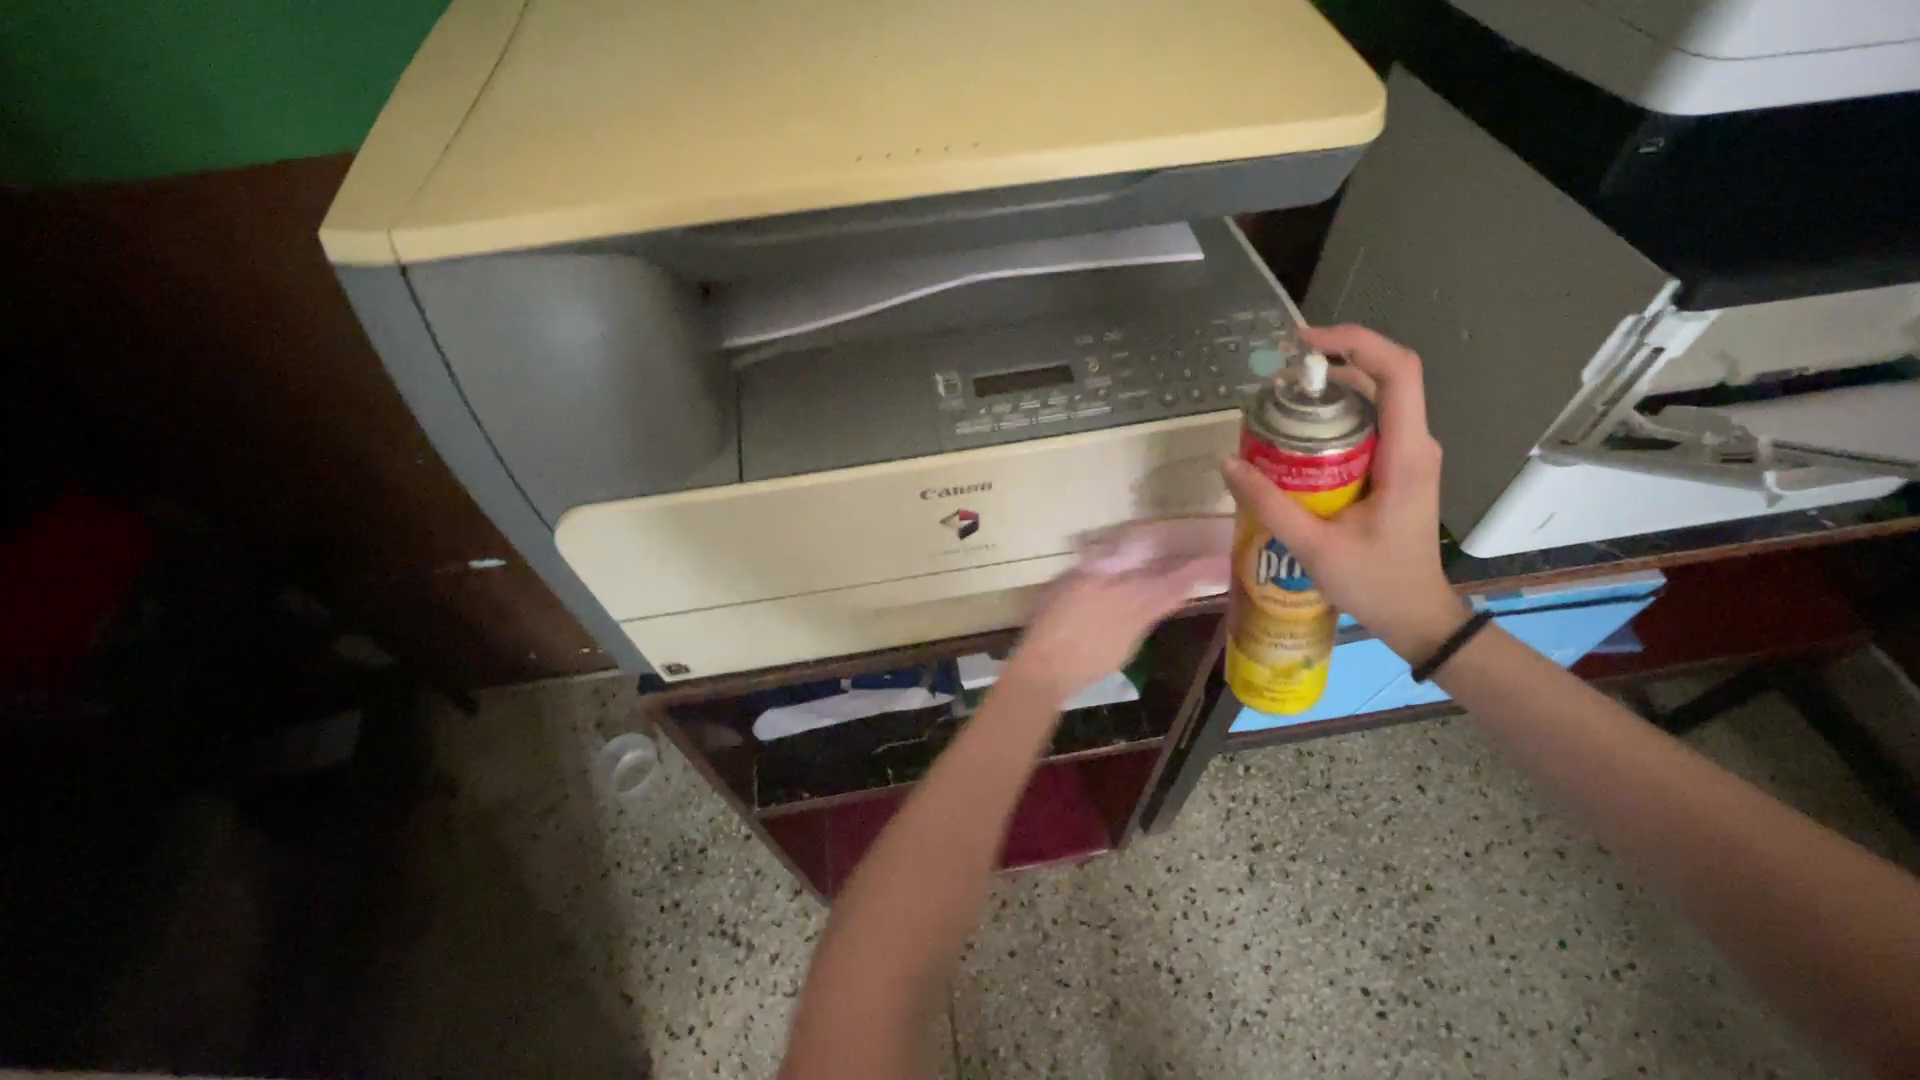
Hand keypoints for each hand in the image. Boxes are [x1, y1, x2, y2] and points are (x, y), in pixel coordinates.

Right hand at [1005, 551, 1219, 703]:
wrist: (1044, 673)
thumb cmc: (1058, 620)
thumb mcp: (1077, 581)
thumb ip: (1105, 564)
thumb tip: (1133, 547)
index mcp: (1136, 599)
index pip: (1180, 582)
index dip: (1205, 570)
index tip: (1227, 560)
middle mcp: (1140, 621)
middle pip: (1169, 597)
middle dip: (1181, 580)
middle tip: (1193, 564)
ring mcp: (1128, 643)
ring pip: (1148, 612)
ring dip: (1150, 595)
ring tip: (1140, 580)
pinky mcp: (1114, 657)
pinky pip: (1129, 628)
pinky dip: (1127, 614)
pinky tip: (1104, 613)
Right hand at [1220, 324, 1464, 659]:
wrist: (1416, 614)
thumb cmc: (1375, 583)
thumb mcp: (1314, 547)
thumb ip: (1269, 503)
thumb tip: (1227, 462)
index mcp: (1406, 455)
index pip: (1398, 373)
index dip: (1356, 342)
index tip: (1305, 343)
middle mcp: (1416, 444)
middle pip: (1384, 378)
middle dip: (1333, 365)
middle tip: (1279, 380)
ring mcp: (1410, 455)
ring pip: (1377, 400)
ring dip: (1333, 391)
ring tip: (1281, 403)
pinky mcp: (1399, 467)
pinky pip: (1371, 424)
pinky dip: (1336, 417)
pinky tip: (1298, 436)